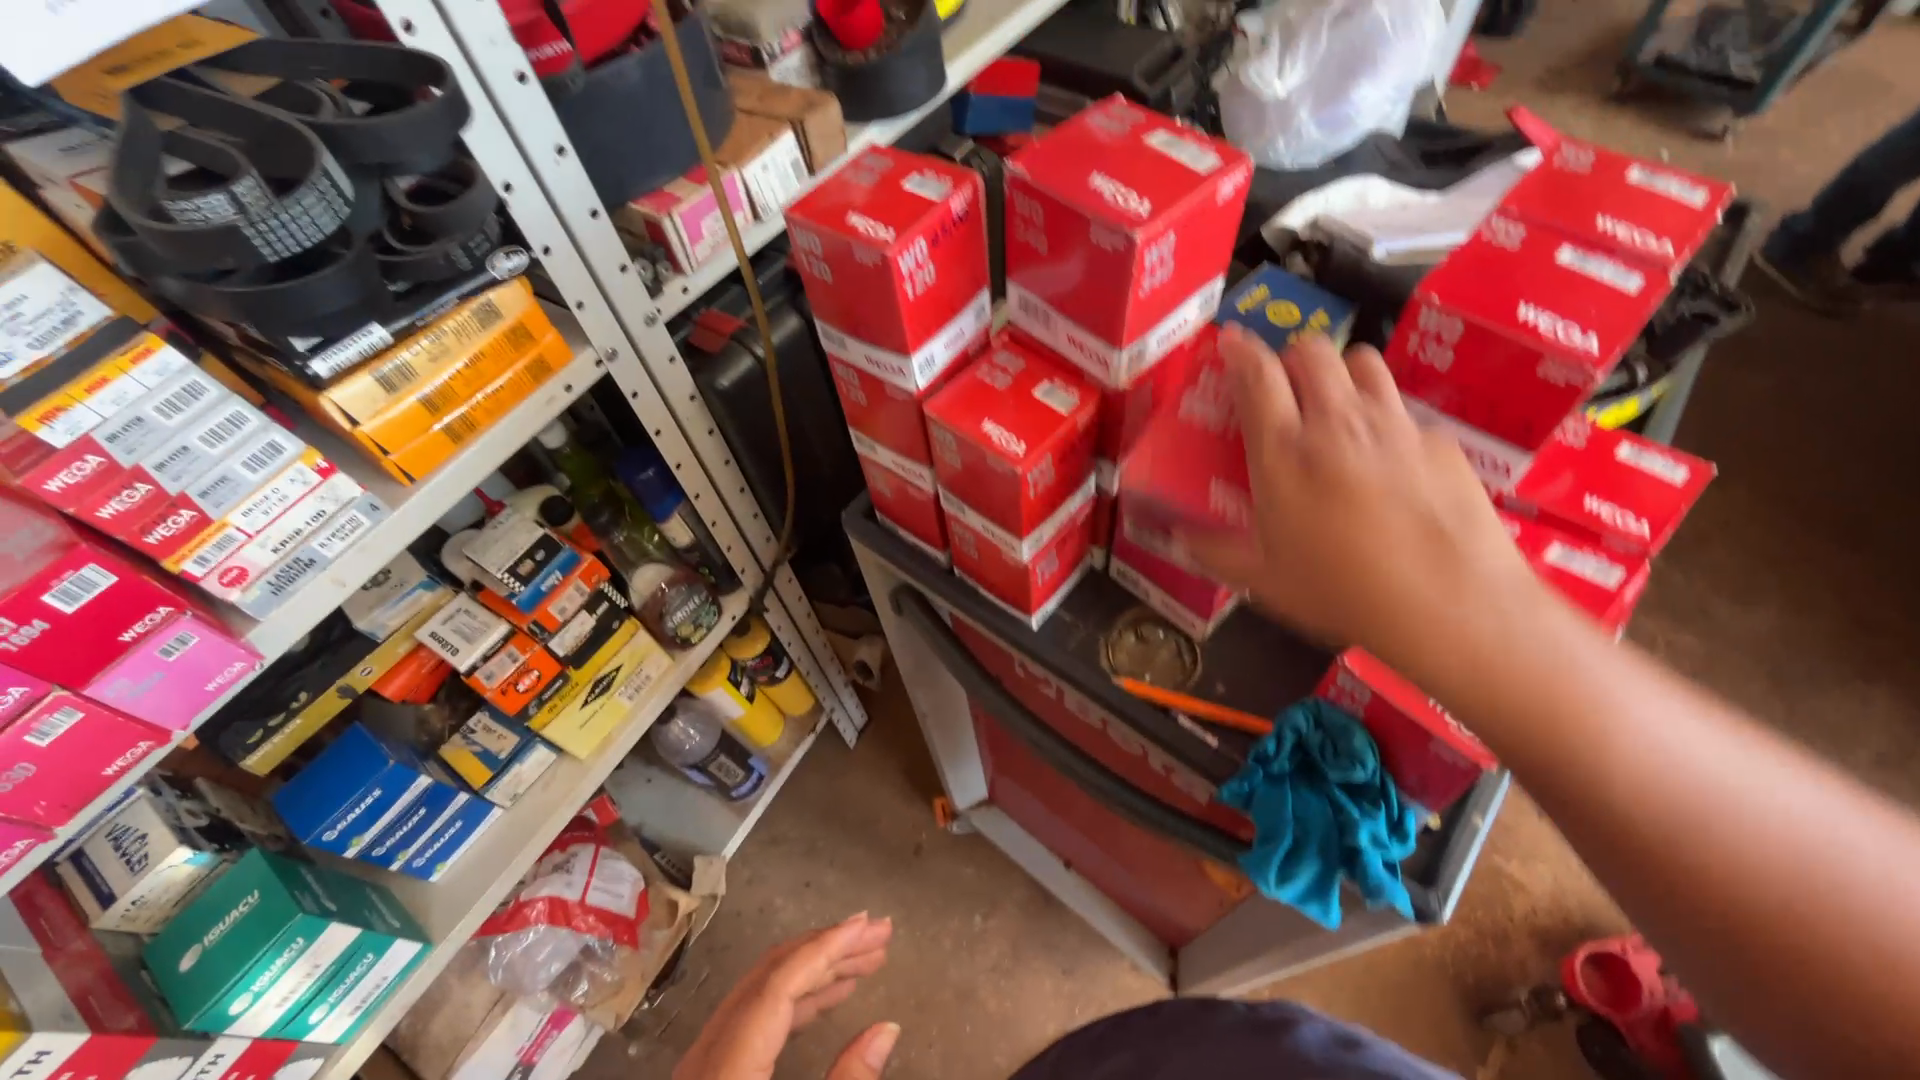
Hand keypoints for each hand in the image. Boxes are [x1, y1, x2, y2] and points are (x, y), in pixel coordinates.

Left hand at [674, 913, 897, 1079]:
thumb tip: (888, 1028)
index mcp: (727, 1066)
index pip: (778, 984)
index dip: (825, 947)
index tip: (866, 923)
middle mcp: (708, 1055)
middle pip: (770, 978)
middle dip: (827, 949)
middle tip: (880, 932)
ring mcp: (706, 1063)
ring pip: (762, 995)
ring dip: (816, 971)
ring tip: (868, 958)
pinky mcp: (713, 1073)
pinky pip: (756, 1020)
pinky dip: (797, 1000)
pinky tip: (833, 994)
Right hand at [1176, 324, 1542, 674]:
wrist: (1450, 604)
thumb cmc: (1342, 592)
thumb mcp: (1263, 580)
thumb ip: (1214, 550)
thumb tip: (1178, 534)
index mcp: (1285, 452)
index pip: (1257, 373)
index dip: (1240, 350)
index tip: (1231, 342)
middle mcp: (1338, 423)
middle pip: (1313, 351)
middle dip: (1291, 355)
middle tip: (1284, 383)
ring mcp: (1395, 426)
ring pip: (1364, 362)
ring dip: (1340, 372)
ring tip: (1335, 404)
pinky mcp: (1440, 441)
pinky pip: (1404, 408)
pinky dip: (1386, 418)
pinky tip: (1389, 460)